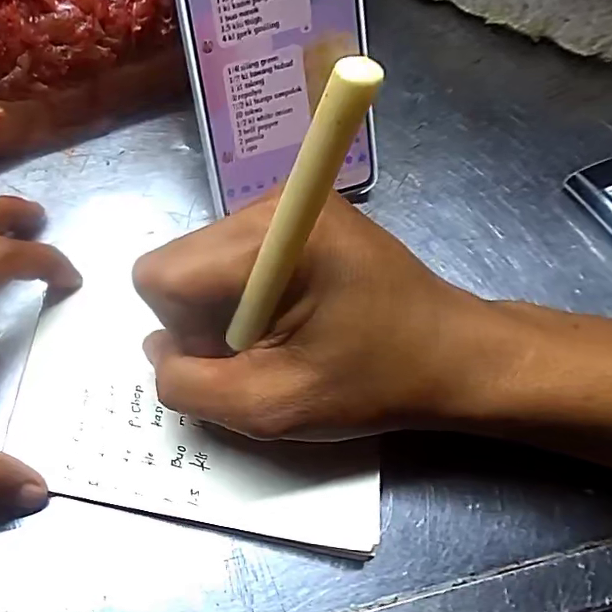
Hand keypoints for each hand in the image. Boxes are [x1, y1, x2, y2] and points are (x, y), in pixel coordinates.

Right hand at [132, 191, 519, 438]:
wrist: (455, 357)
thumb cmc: (372, 383)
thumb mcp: (270, 407)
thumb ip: (188, 385)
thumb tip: (157, 349)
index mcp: (271, 236)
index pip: (160, 276)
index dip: (182, 331)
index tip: (237, 354)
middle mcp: (267, 204)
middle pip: (174, 269)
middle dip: (200, 324)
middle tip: (262, 353)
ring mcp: (278, 208)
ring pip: (194, 270)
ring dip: (220, 318)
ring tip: (280, 340)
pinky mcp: (285, 222)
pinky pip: (221, 266)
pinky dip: (237, 305)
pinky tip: (286, 323)